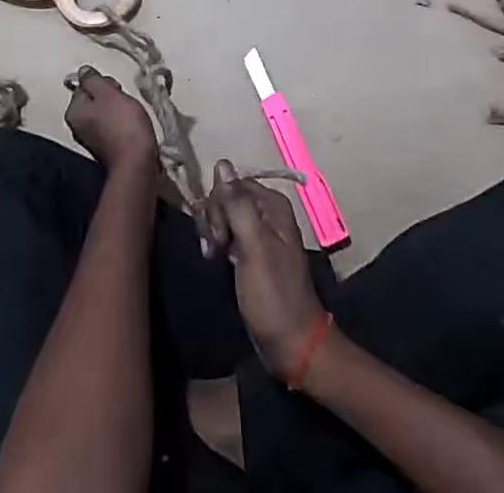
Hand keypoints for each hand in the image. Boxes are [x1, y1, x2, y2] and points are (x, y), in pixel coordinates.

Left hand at [64, 68, 159, 175]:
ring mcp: (91, 138)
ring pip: (104, 112)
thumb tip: (83, 70)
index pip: (85, 85)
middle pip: (94, 99)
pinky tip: (132, 126)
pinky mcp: (105, 147)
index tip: (117, 89)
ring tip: (132, 114)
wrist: (137, 161)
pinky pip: (112, 126)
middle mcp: (77, 125)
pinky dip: (122, 123)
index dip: (103, 83)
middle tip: (125, 102)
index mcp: (73, 111)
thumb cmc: (123, 124)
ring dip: (119, 109)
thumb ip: (93, 80)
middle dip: (111, 96)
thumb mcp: (108, 94)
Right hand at [203, 160, 327, 375]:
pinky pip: (228, 235)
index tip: (219, 233)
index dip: (219, 205)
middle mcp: (268, 214)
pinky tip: (213, 259)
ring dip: (213, 234)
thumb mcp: (253, 246)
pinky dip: (218, 245)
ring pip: (225, 218)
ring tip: (213, 257)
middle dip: (215, 220)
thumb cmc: (272, 294)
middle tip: (217, 248)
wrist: (290, 340)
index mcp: (273, 205)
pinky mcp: (251, 254)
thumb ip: (238, 204)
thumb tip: (222, 164)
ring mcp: (260, 234)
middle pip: (227, 199)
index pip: (232, 183)